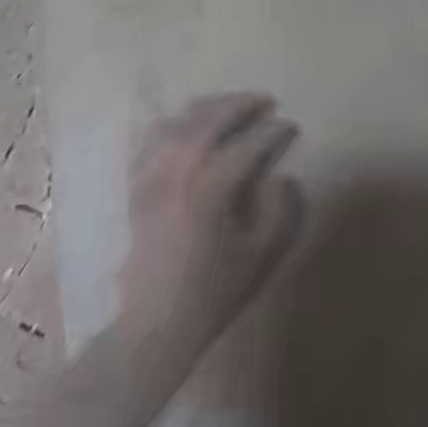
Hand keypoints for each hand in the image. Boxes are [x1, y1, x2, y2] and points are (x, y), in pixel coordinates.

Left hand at [123, 93, 304, 340]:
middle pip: (203, 124)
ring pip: (173, 126)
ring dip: (205, 110)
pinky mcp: (135, 190)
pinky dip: (174, 126)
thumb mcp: (263, 253)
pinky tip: (192, 130)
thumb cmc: (216, 290)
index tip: (292, 126)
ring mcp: (147, 182)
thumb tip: (282, 176)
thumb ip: (280, 209)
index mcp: (207, 194)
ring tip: (231, 109)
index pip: (244, 148)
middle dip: (237, 106)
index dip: (271, 133)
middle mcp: (172, 179)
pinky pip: (149, 143)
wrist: (157, 324)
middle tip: (266, 102)